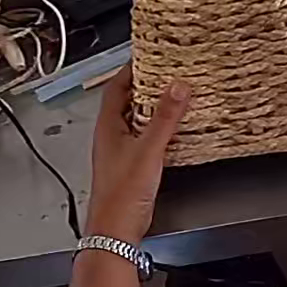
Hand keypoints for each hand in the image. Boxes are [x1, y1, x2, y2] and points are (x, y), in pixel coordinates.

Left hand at [85, 68, 188, 242]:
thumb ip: (165, 118)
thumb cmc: (122, 194)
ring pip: (137, 122)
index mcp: (108, 128)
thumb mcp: (148, 150)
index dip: (130, 70)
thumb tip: (177, 87)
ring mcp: (122, 152)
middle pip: (126, 102)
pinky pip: (147, 139)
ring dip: (154, 109)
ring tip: (174, 98)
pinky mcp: (133, 167)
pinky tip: (175, 133)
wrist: (116, 230)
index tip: (147, 56)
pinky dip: (160, 130)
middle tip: (167, 74)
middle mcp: (112, 137)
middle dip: (146, 87)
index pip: (116, 88)